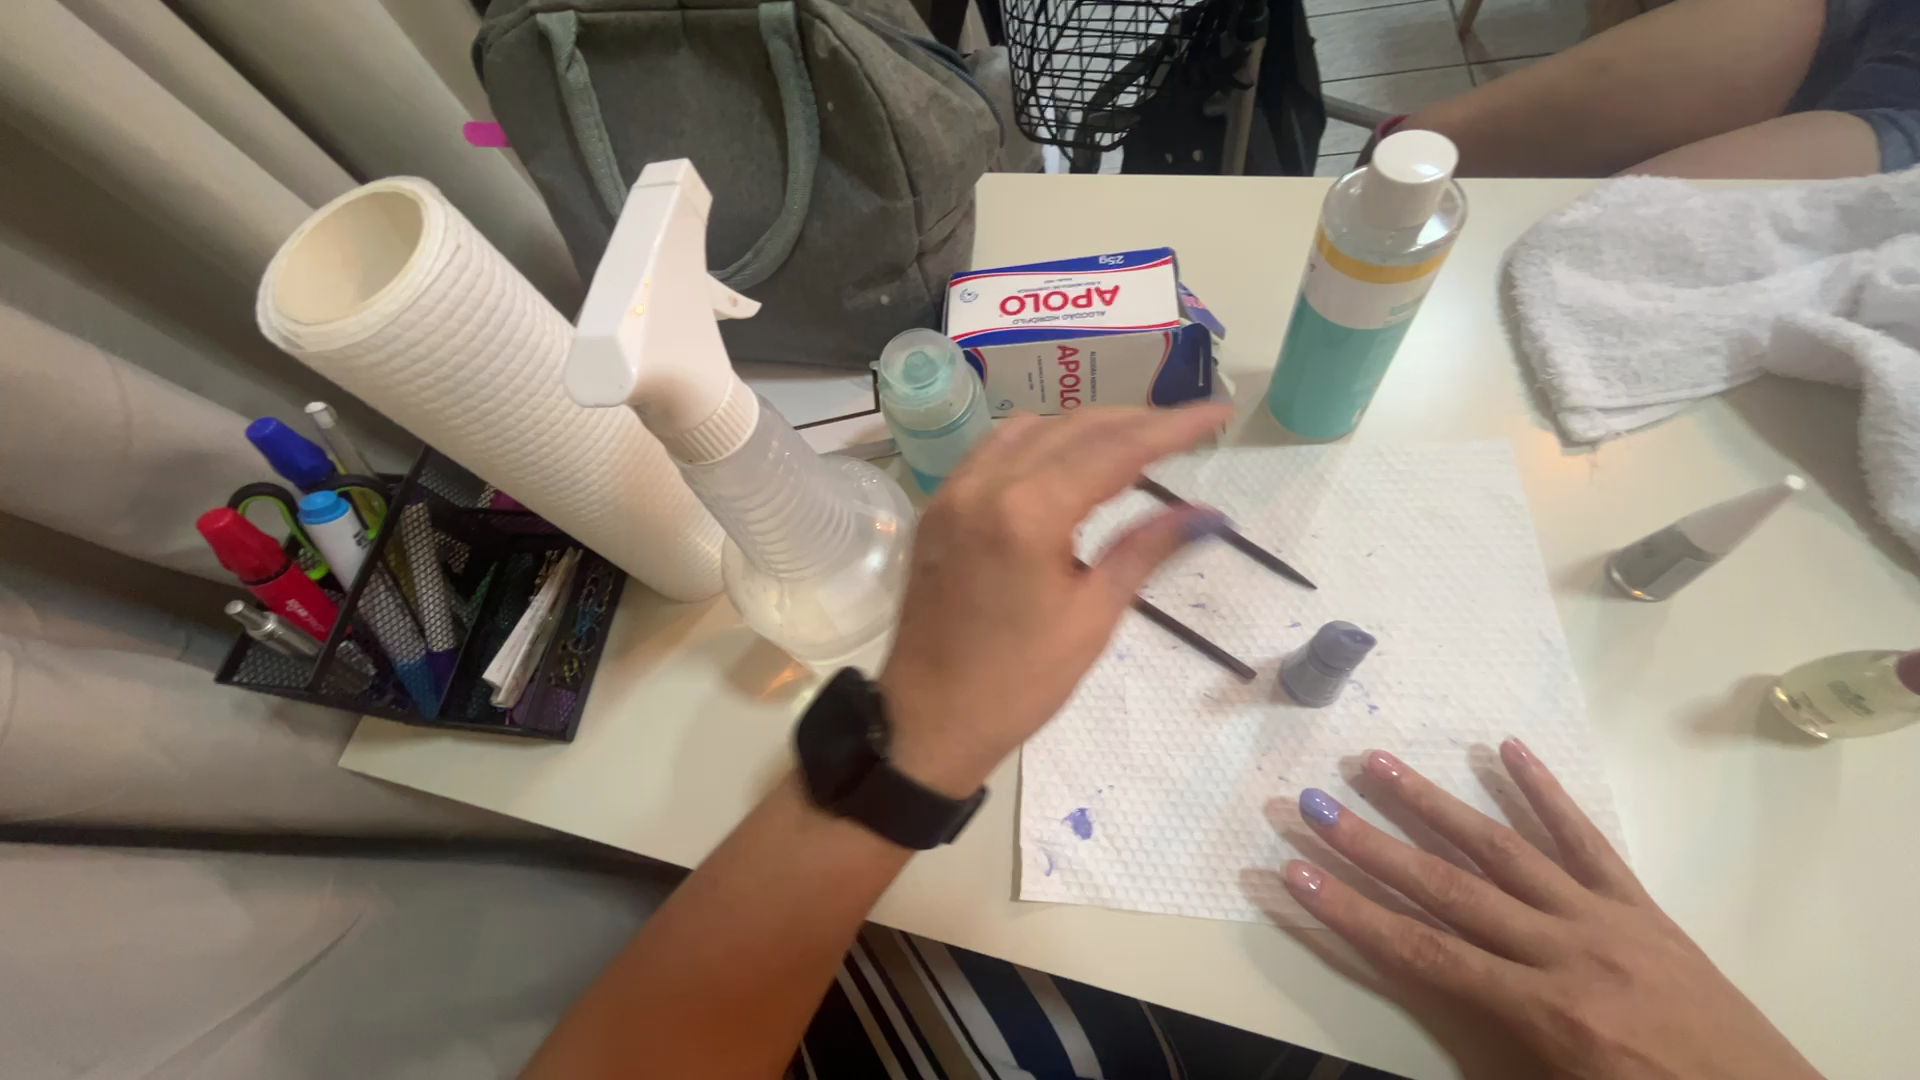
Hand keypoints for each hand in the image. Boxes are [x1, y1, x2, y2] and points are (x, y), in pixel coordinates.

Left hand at [880, 403, 1233, 795]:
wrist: (930, 720)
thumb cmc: (1019, 683)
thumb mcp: (1093, 617)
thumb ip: (1145, 550)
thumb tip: (1206, 513)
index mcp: (1028, 513)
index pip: (1114, 450)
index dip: (1172, 428)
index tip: (1219, 413)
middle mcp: (985, 484)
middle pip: (1072, 428)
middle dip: (1134, 421)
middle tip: (1185, 429)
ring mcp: (953, 492)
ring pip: (1029, 429)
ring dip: (1084, 428)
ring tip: (1132, 443)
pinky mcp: (938, 507)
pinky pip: (993, 452)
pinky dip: (1038, 444)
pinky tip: (1066, 463)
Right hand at [1281, 740, 1822, 1079]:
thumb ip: (1484, 1038)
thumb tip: (1419, 978)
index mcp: (1544, 1013)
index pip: (1420, 950)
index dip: (1350, 910)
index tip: (1294, 872)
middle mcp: (1565, 953)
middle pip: (1445, 887)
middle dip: (1369, 844)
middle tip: (1312, 802)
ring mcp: (1603, 918)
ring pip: (1500, 847)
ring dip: (1431, 802)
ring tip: (1378, 762)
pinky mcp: (1640, 905)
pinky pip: (1585, 840)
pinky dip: (1544, 791)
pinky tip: (1508, 747)